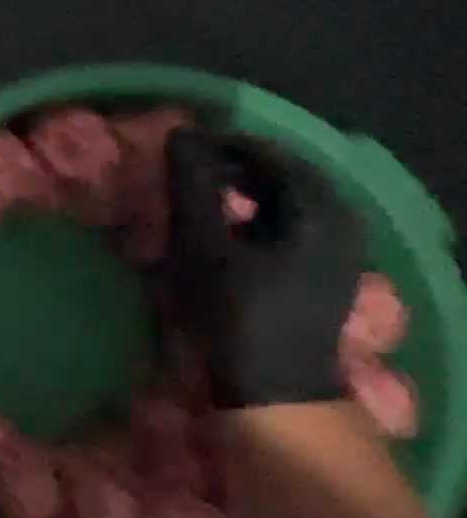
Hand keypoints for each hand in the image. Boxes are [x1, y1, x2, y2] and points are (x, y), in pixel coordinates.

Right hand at [164, 128, 363, 408]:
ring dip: (244, 191)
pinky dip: (258, 213)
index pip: (270, 154)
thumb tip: (182, 135)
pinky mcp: (329, 268)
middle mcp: (341, 220)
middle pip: (285, 175)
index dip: (221, 145)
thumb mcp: (200, 244)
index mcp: (318, 210)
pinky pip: (294, 221)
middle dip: (233, 167)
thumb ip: (192, 187)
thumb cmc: (230, 309)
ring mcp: (341, 247)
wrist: (271, 382)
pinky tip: (227, 227)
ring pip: (290, 199)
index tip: (177, 149)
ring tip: (200, 196)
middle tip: (184, 170)